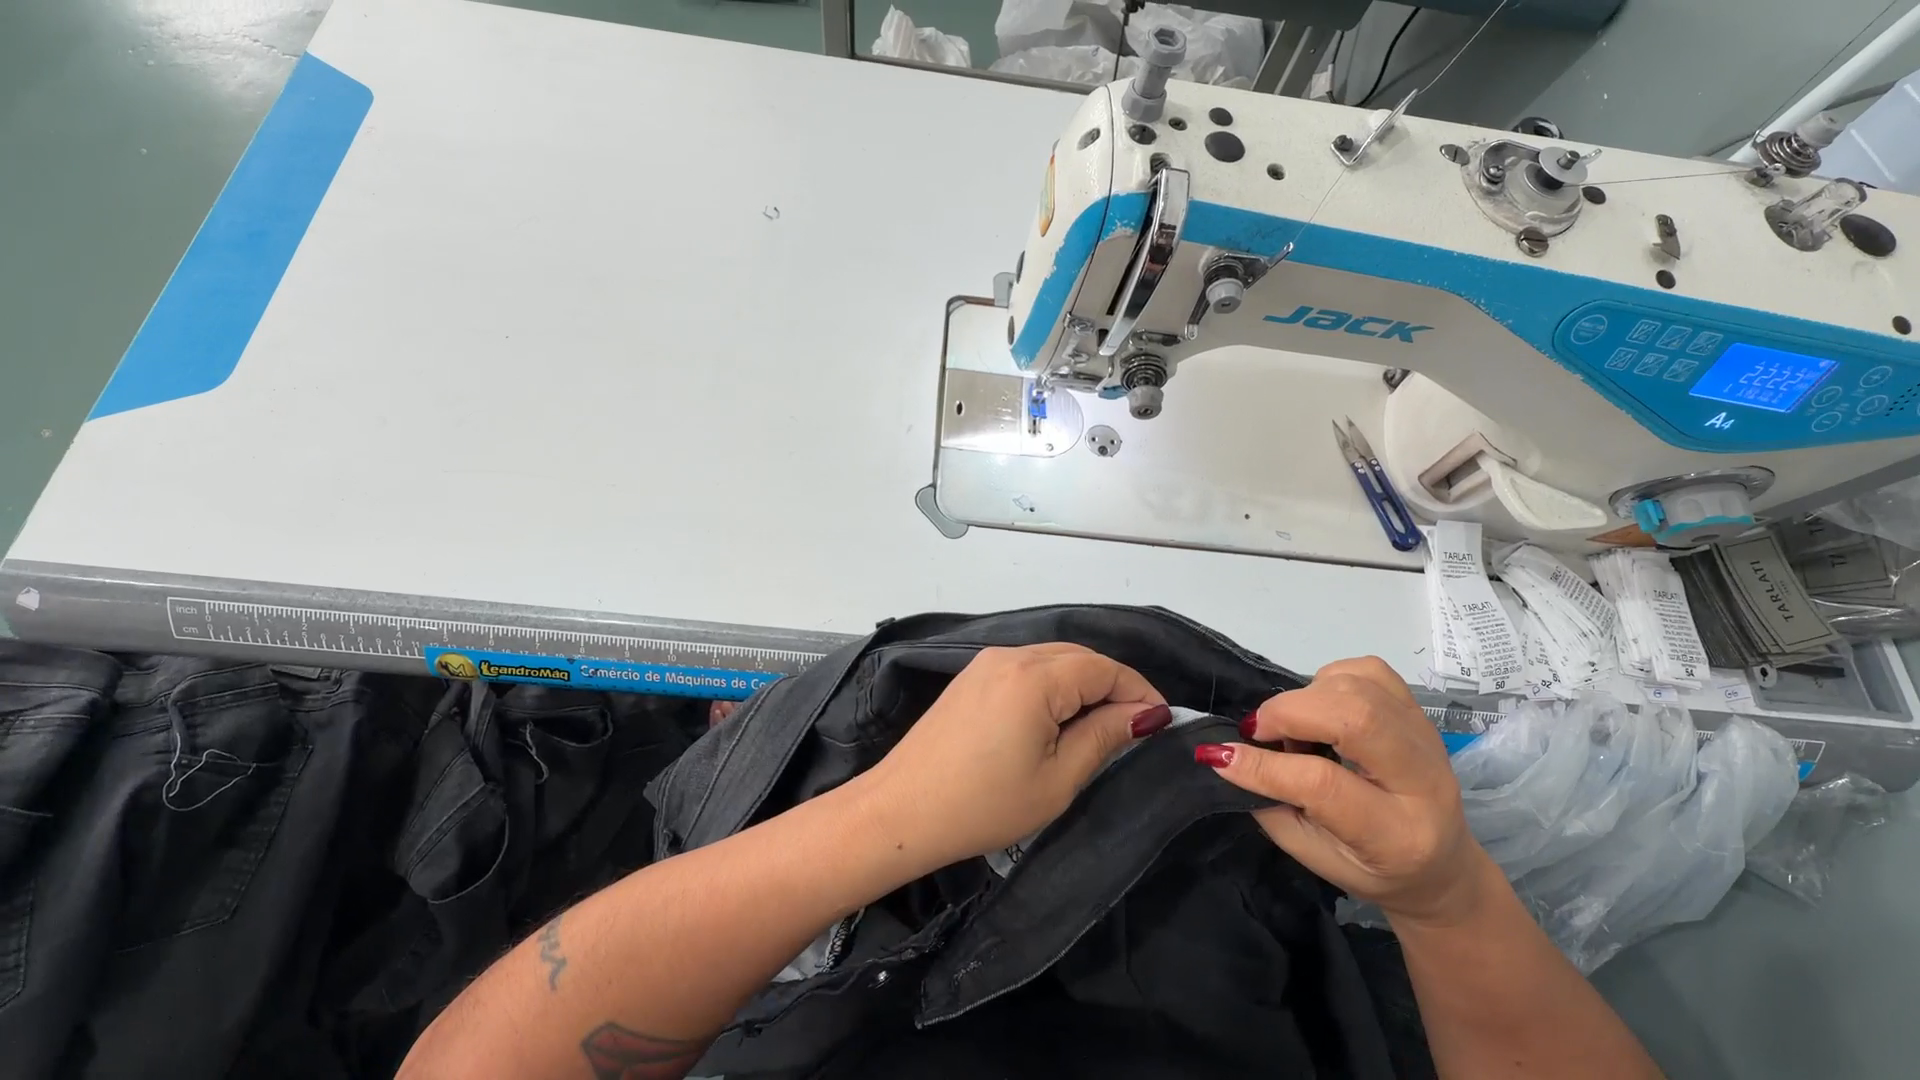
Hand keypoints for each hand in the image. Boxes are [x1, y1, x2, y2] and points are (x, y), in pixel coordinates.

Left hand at [852, 644, 1166, 871]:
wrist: (901, 812)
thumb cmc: (983, 804)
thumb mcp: (1057, 778)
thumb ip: (1104, 736)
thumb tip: (1146, 714)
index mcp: (1034, 676)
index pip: (1105, 668)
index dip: (1139, 692)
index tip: (1162, 724)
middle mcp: (1010, 655)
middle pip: (1079, 658)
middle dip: (1113, 687)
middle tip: (1136, 729)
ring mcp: (986, 663)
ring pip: (1053, 660)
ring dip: (1083, 686)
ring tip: (1103, 728)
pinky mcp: (971, 677)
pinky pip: (1027, 669)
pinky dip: (1054, 687)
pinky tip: (1060, 720)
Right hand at [1198, 656, 1491, 927]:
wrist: (1441, 866)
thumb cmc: (1370, 869)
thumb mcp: (1313, 854)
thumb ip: (1271, 806)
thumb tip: (1227, 757)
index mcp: (1395, 834)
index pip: (1322, 783)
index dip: (1263, 765)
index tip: (1221, 756)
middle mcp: (1423, 780)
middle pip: (1356, 717)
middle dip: (1289, 712)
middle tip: (1259, 732)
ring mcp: (1427, 738)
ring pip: (1359, 685)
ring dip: (1307, 696)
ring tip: (1294, 728)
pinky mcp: (1420, 712)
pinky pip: (1369, 671)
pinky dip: (1330, 680)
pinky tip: (1321, 708)